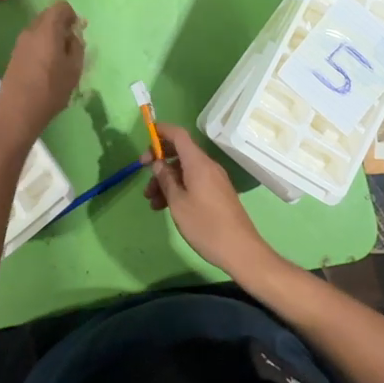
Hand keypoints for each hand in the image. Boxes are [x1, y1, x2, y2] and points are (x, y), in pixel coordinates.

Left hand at [0, 0, 84, 148]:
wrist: (18, 113)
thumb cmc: (51, 90)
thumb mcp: (73, 69)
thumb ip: (76, 47)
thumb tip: (73, 36)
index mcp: (47, 30)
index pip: (60, 6)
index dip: (71, 16)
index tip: (77, 33)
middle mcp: (31, 31)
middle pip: (48, 16)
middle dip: (62, 26)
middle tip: (71, 47)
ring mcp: (20, 43)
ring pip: (39, 30)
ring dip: (51, 38)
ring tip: (60, 61)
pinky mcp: (14, 55)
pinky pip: (32, 42)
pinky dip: (41, 47)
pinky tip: (46, 69)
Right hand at [145, 124, 276, 279]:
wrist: (241, 251)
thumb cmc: (206, 225)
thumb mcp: (178, 203)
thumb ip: (166, 180)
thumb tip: (158, 163)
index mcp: (198, 162)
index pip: (178, 134)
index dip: (161, 131)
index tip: (145, 137)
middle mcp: (207, 166)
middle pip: (180, 152)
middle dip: (159, 160)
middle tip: (142, 172)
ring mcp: (214, 180)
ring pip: (184, 170)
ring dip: (166, 180)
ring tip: (151, 201)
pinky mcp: (217, 194)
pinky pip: (193, 182)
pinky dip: (178, 188)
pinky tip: (166, 206)